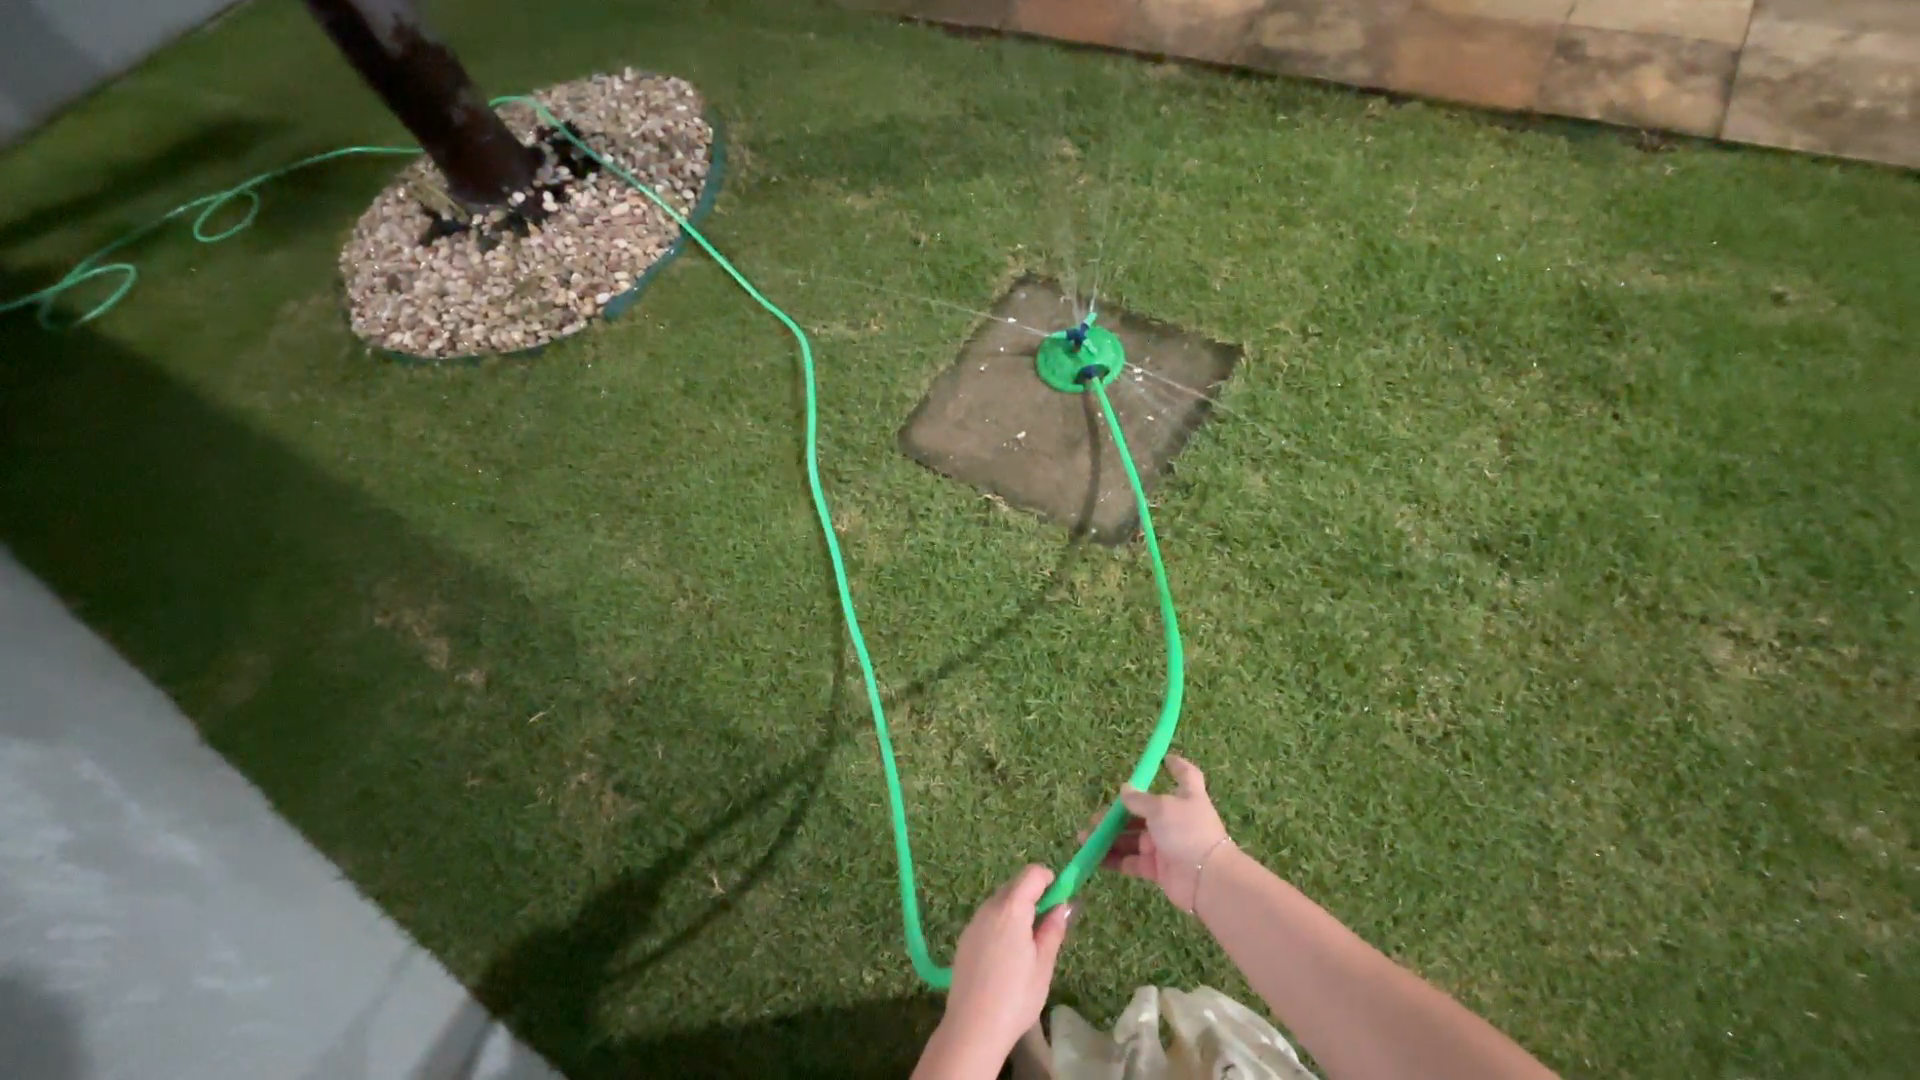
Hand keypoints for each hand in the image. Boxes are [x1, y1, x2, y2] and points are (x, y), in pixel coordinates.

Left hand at [921, 865, 1072, 1076]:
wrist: (972, 1027)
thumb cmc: (1016, 996)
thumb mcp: (1043, 964)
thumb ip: (1053, 929)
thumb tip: (1062, 906)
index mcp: (1012, 908)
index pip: (1032, 873)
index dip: (1050, 880)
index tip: (1060, 901)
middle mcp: (989, 907)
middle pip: (1015, 885)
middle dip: (1034, 896)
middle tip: (1048, 926)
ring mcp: (973, 922)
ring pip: (1000, 902)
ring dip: (1017, 910)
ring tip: (1028, 945)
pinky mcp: (964, 939)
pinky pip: (988, 919)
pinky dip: (1001, 923)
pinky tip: (1007, 956)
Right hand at [1090, 755, 1230, 911]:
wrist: (1206, 879)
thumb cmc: (1187, 832)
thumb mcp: (1161, 808)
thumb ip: (1139, 800)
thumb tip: (1125, 789)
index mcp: (1186, 797)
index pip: (1185, 776)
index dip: (1176, 767)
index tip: (1164, 759)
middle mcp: (1177, 820)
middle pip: (1145, 811)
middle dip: (1118, 815)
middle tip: (1096, 819)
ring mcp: (1167, 845)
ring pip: (1133, 838)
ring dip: (1110, 838)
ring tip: (1085, 838)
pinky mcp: (1159, 869)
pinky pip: (1132, 861)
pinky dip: (1115, 859)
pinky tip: (1096, 857)